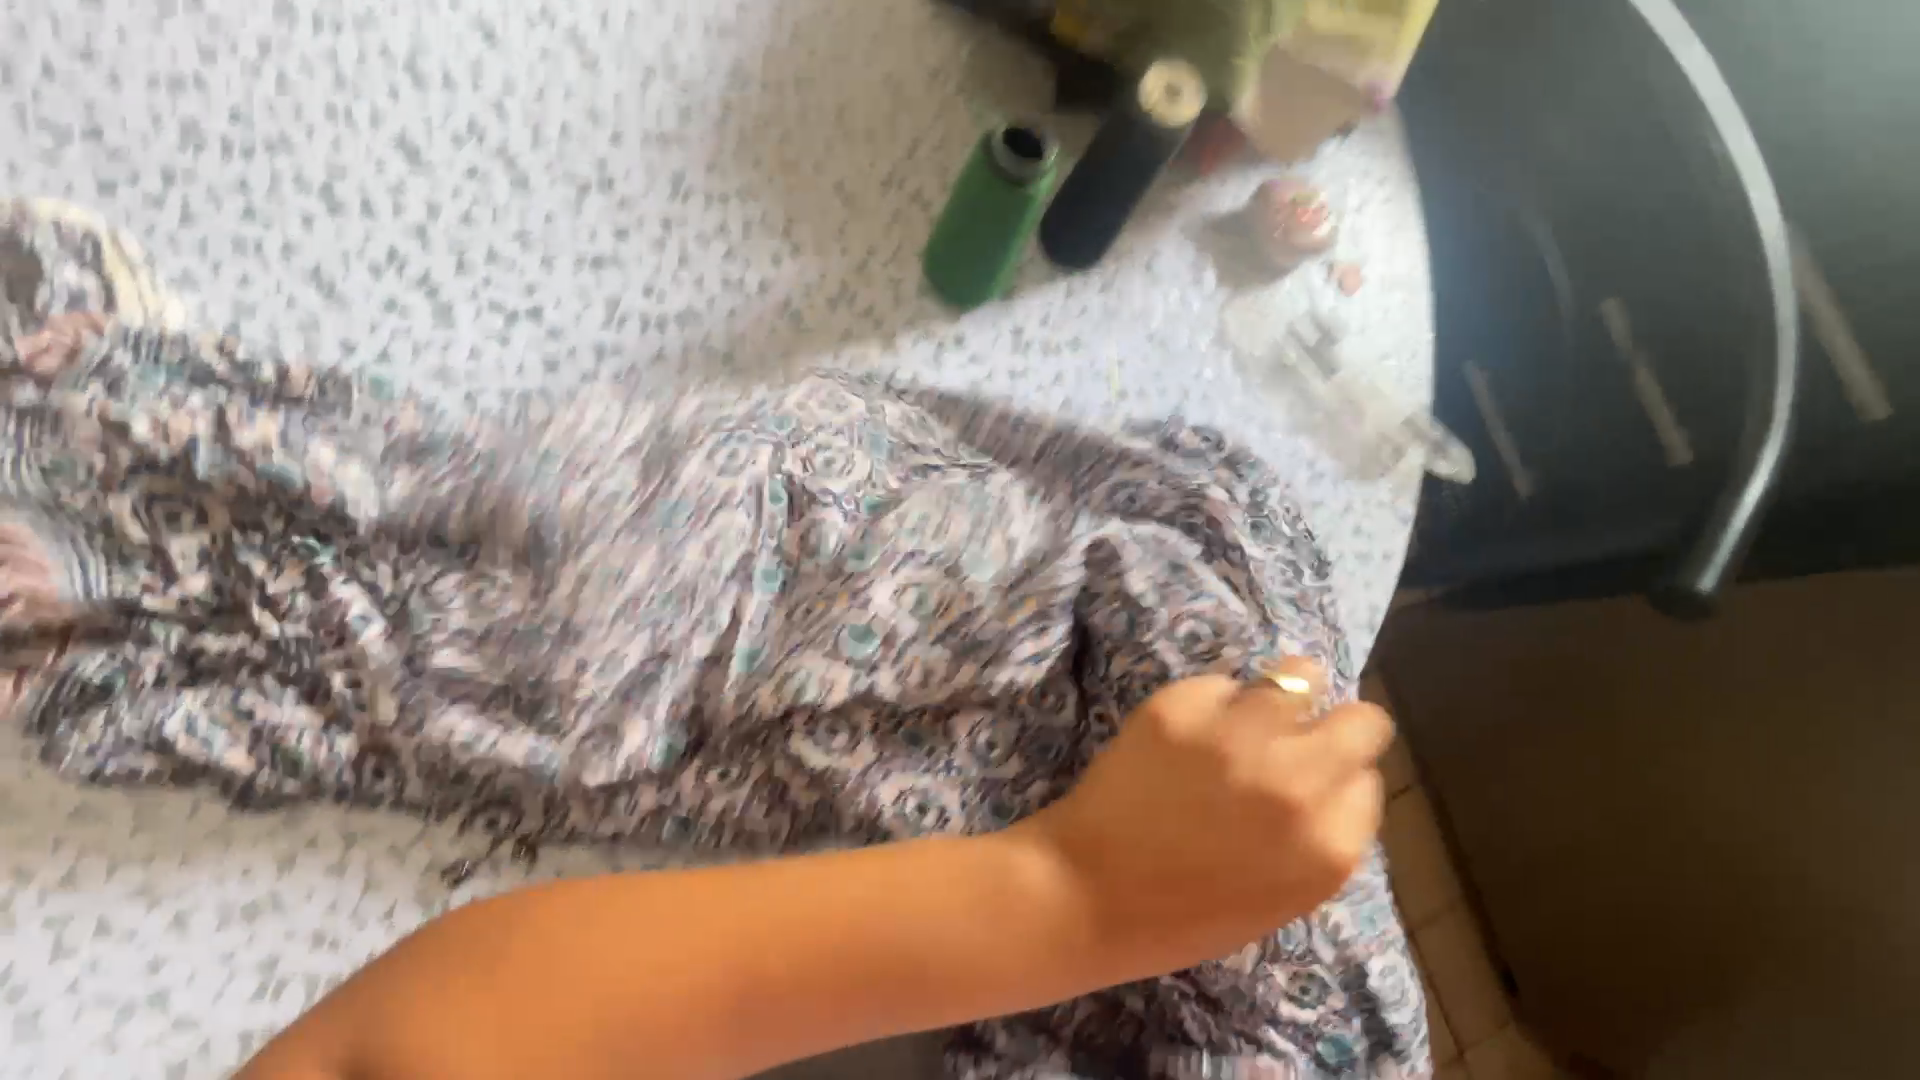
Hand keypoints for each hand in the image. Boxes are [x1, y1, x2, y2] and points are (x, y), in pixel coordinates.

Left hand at [1019, 658, 1392, 973]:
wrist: (1087, 893)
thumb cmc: (1183, 914)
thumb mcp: (1281, 897)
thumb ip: (1319, 836)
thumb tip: (1335, 777)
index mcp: (1328, 848)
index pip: (1368, 782)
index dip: (1338, 780)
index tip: (1311, 784)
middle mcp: (1295, 783)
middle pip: (1362, 721)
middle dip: (1338, 726)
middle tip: (1300, 735)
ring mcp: (1237, 736)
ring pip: (1299, 676)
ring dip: (1282, 695)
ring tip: (1251, 715)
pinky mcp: (1181, 706)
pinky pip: (1222, 683)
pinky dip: (1210, 702)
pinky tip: (1185, 733)